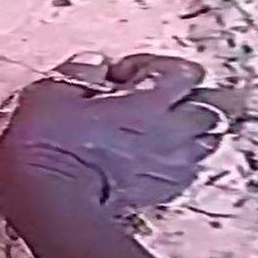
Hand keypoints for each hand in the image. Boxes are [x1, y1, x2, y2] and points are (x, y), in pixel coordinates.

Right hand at [0, 53, 242, 224]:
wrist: (48, 195)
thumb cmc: (44, 145)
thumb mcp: (43, 99)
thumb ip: (73, 77)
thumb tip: (93, 63)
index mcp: (146, 101)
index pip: (178, 70)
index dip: (150, 67)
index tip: (117, 75)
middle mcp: (173, 128)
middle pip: (213, 103)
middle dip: (187, 97)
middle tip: (150, 101)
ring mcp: (176, 160)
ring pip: (206, 136)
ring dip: (183, 129)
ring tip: (147, 131)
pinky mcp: (168, 187)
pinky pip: (186, 165)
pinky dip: (170, 157)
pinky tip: (141, 159)